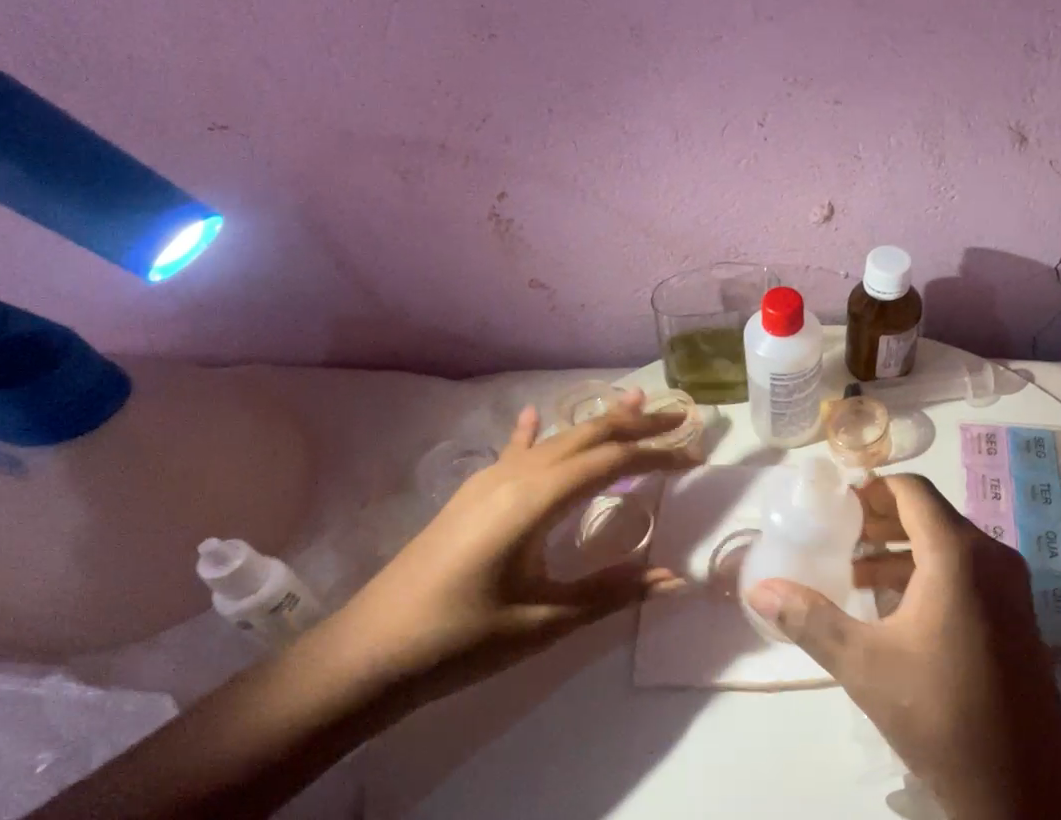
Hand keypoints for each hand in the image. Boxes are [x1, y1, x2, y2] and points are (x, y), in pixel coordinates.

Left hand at [329, 392, 699, 698]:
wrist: (366, 654)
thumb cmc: (460, 639)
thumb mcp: (544, 621)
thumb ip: (612, 593)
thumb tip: (676, 579)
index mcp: (536, 500)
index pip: (611, 462)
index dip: (657, 456)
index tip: (694, 458)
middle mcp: (515, 477)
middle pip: (586, 437)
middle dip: (636, 426)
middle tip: (679, 418)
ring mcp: (488, 482)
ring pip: (555, 439)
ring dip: (597, 424)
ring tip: (634, 405)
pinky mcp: (471, 495)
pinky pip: (515, 452)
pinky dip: (537, 432)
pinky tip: (536, 415)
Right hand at [745, 475, 1060, 819]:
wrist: (1018, 779)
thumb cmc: (938, 710)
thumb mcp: (864, 664)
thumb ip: (811, 619)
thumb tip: (760, 590)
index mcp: (957, 553)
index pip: (912, 491)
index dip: (872, 488)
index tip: (835, 504)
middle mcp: (991, 555)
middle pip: (931, 515)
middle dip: (881, 521)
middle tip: (838, 536)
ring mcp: (1011, 585)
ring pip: (950, 546)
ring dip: (903, 551)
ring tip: (855, 573)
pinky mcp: (1018, 613)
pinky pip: (969, 572)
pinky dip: (931, 574)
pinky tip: (896, 609)